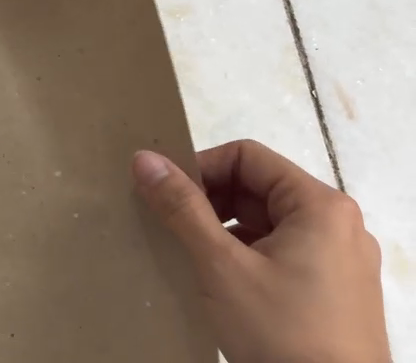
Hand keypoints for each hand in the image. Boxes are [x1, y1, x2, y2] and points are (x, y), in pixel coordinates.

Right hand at [133, 141, 387, 362]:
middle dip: (208, 197)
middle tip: (173, 222)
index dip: (201, 167)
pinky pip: (277, 245)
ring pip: (262, 216)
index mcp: (321, 209)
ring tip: (192, 249)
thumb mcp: (219, 262)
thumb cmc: (281, 326)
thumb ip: (181, 205)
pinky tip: (218, 273)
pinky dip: (240, 247)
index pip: (246, 156)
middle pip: (254, 184)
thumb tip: (142, 156)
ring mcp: (339, 258)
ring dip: (219, 223)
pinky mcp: (333, 286)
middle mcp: (338, 225)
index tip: (170, 196)